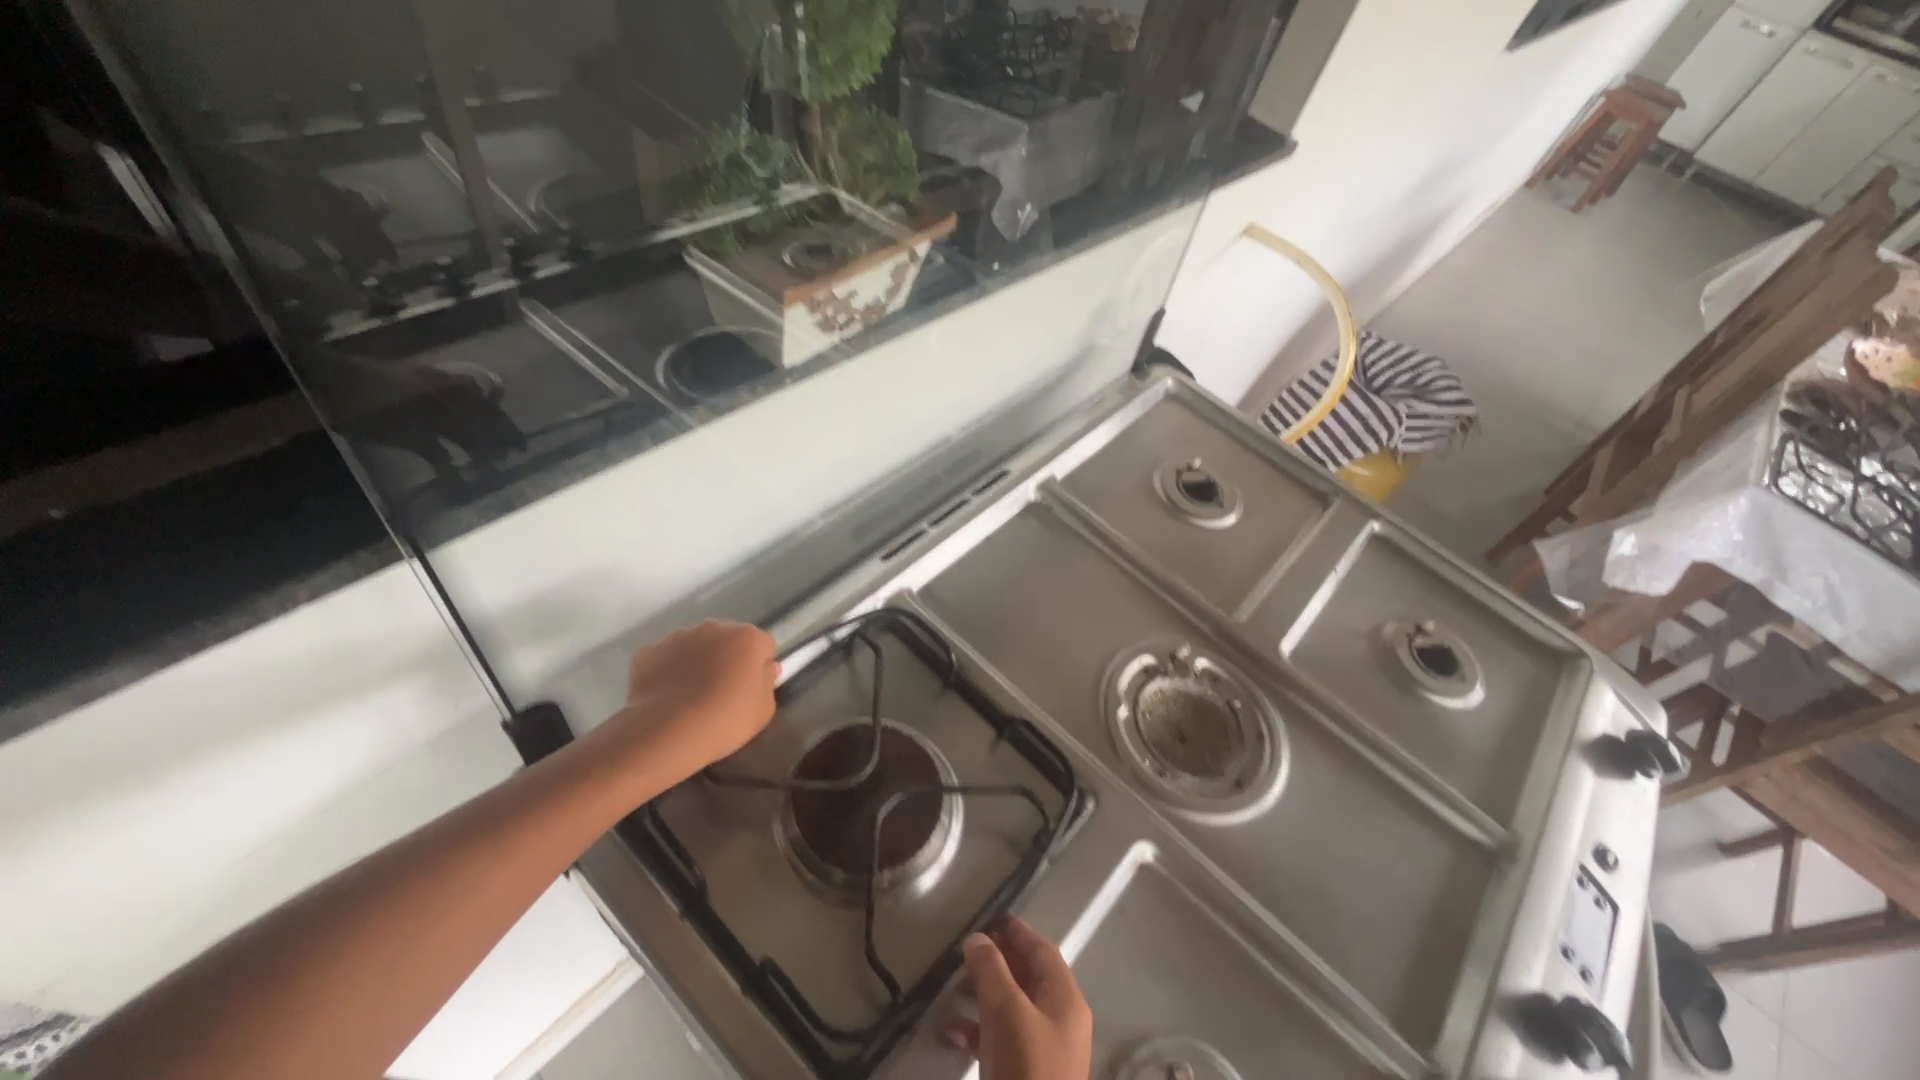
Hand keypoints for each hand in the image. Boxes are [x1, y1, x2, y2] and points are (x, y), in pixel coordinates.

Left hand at [585, 620, 778, 790]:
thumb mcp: (764, 710)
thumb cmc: (725, 720)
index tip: (752, 689)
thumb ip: (767, 682)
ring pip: (695, 645)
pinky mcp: (649, 651)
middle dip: (728, 658)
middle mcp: (714, 628)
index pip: (763, 645)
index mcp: (747, 638)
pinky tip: (667, 695)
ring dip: (697, 661)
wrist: (668, 730)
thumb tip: (765, 667)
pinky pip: (665, 657)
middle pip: (728, 640)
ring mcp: (678, 636)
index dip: (760, 666)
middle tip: (723, 691)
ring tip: (691, 695)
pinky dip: (668, 670)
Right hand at [946, 918, 1091, 1079]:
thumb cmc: (1027, 1067)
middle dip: (998, 961)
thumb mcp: (1007, 1011)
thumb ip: (992, 970)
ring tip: (952, 984)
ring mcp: (1042, 1051)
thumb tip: (977, 938)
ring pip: (1011, 1009)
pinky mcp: (1023, 1075)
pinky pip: (999, 1040)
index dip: (1018, 933)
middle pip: (1028, 979)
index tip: (992, 917)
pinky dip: (976, 1030)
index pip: (1043, 953)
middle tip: (967, 948)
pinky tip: (951, 1030)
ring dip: (982, 994)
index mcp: (1065, 1001)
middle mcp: (1058, 1022)